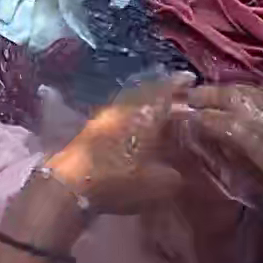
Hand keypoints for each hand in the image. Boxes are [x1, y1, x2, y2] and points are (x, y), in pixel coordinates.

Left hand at [42, 73, 191, 215]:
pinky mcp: (94, 126)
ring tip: (162, 108)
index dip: (178, 84)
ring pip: (133, 100)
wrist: (71, 184)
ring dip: (148, 100)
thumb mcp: (157, 185)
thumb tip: (181, 172)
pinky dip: (134, 111)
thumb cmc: (118, 181)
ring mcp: (107, 115)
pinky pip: (122, 110)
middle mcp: (126, 108)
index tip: (190, 77)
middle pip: (148, 92)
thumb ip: (174, 175)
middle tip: (181, 94)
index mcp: (145, 115)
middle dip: (165, 92)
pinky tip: (138, 122)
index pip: (165, 92)